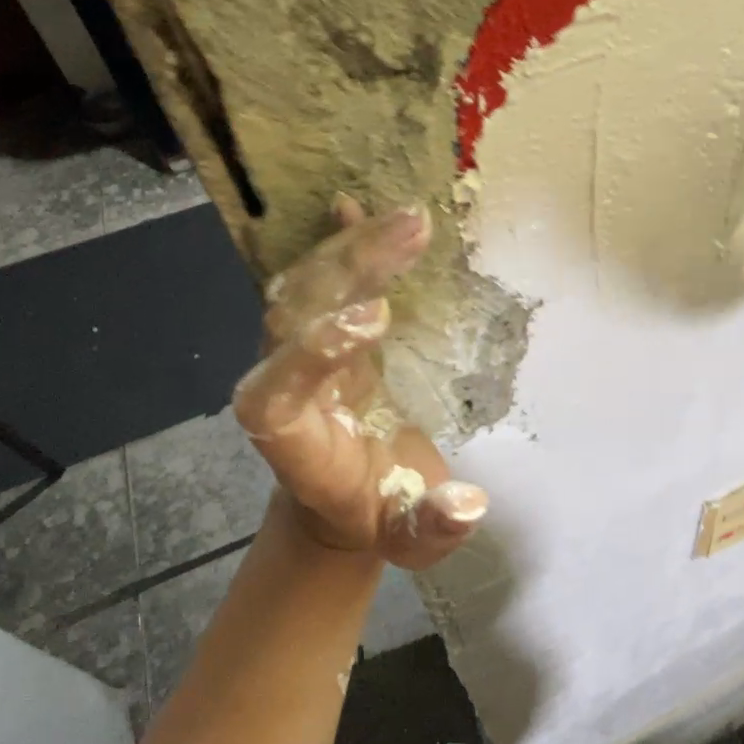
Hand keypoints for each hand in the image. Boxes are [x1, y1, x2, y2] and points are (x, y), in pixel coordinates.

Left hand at [232, 194, 486, 569]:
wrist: (341, 492)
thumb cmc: (376, 515)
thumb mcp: (411, 538)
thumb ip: (433, 526)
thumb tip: (468, 502)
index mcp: (294, 442)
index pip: (275, 393)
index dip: (312, 352)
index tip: (377, 319)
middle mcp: (282, 385)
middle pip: (293, 317)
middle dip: (349, 269)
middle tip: (412, 231)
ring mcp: (294, 350)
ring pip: (307, 285)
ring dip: (354, 246)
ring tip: (411, 219)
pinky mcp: (316, 328)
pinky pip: (316, 277)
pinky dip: (333, 241)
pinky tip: (352, 204)